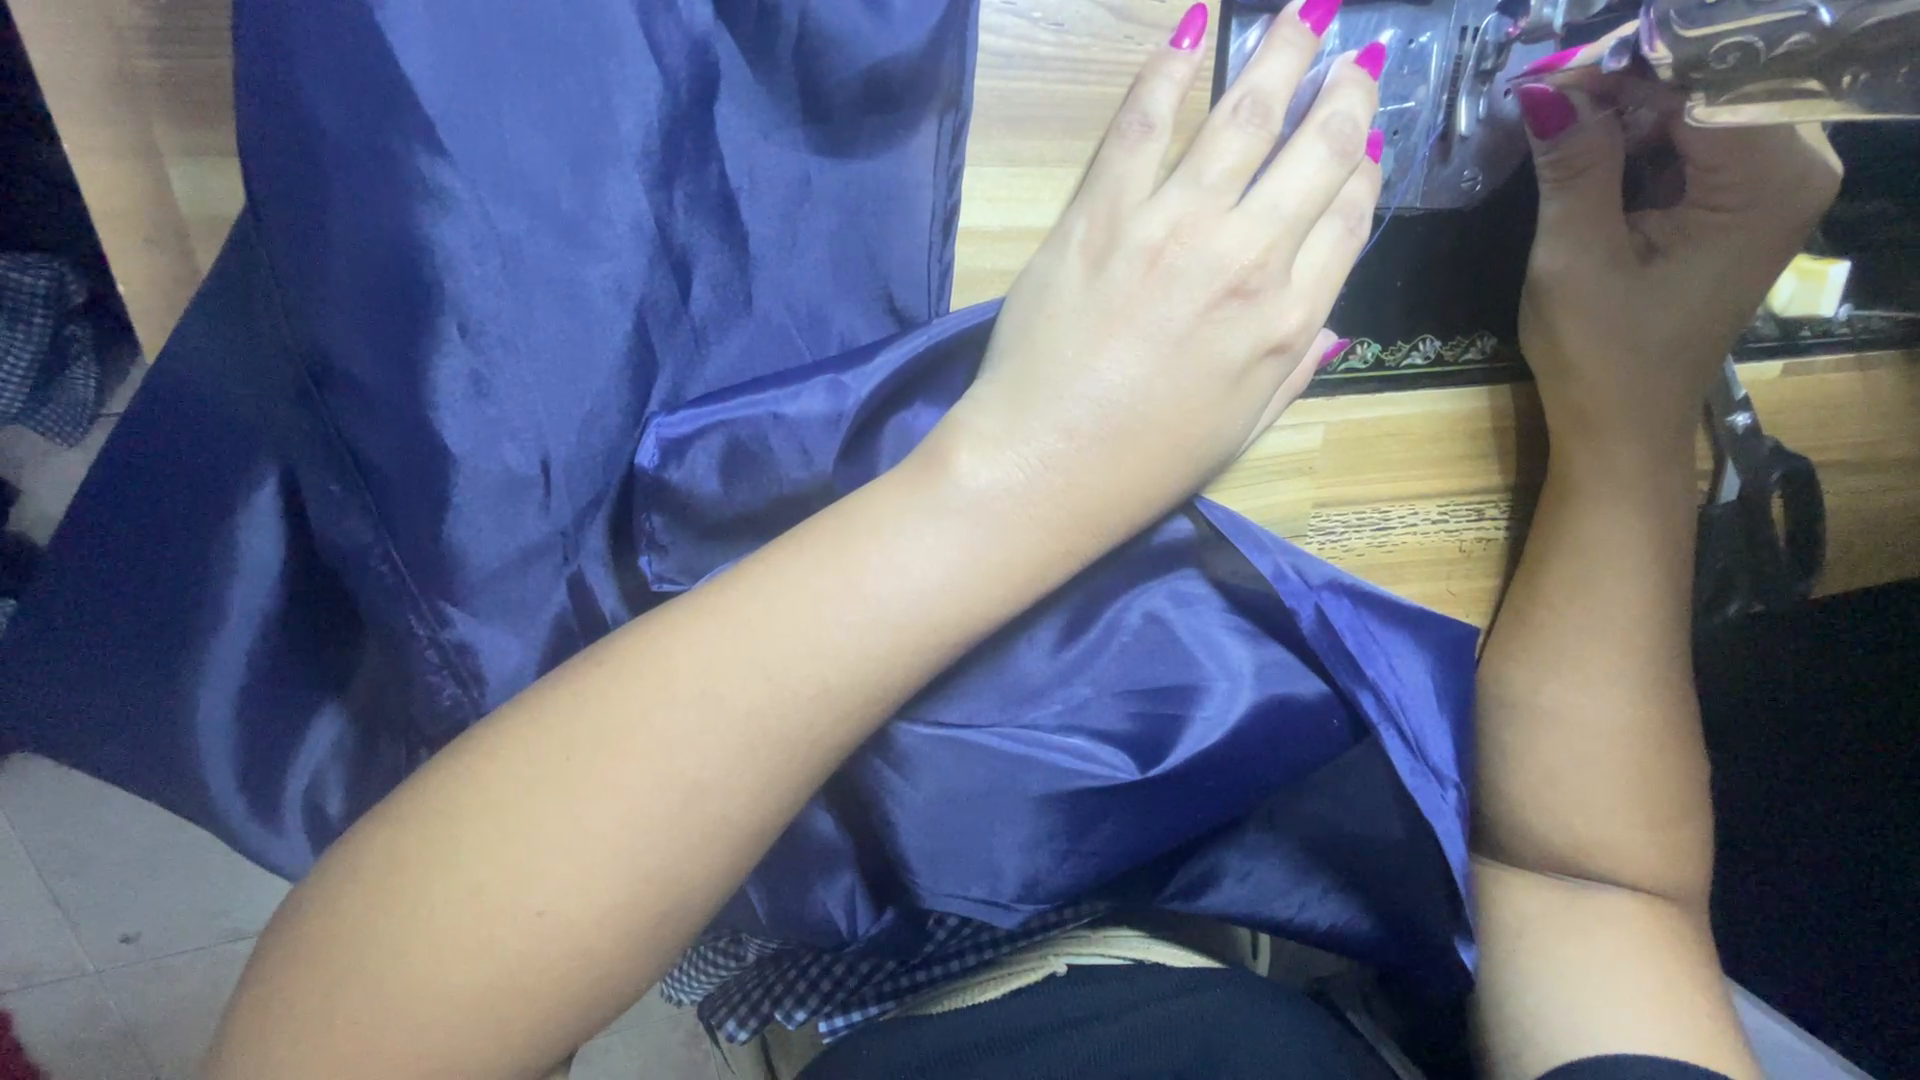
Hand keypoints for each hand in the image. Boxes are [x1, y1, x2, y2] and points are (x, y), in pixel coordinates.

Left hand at [922, 1, 1382, 541]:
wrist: (1043, 467)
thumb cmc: (1142, 466)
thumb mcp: (1239, 434)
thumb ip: (1292, 374)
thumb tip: (1333, 327)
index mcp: (1287, 320)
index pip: (1349, 218)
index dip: (1363, 168)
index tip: (1362, 140)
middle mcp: (1247, 259)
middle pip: (1315, 151)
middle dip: (1344, 90)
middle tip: (1355, 48)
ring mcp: (1172, 229)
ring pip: (1243, 117)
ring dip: (1280, 52)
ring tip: (1305, 12)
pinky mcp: (1101, 216)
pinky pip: (1143, 124)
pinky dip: (1169, 70)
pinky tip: (1192, 29)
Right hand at [1514, 74, 1841, 466]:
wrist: (1623, 421)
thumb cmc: (1600, 354)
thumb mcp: (1573, 258)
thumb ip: (1573, 166)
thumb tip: (1544, 88)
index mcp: (1769, 179)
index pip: (1709, 74)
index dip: (1628, 60)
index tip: (1546, 71)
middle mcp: (1795, 163)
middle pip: (1716, 77)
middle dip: (1627, 76)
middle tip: (1542, 90)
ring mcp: (1772, 180)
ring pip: (1702, 101)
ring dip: (1627, 102)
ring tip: (1556, 115)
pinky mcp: (1740, 199)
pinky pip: (1694, 136)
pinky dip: (1637, 133)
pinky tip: (1588, 146)